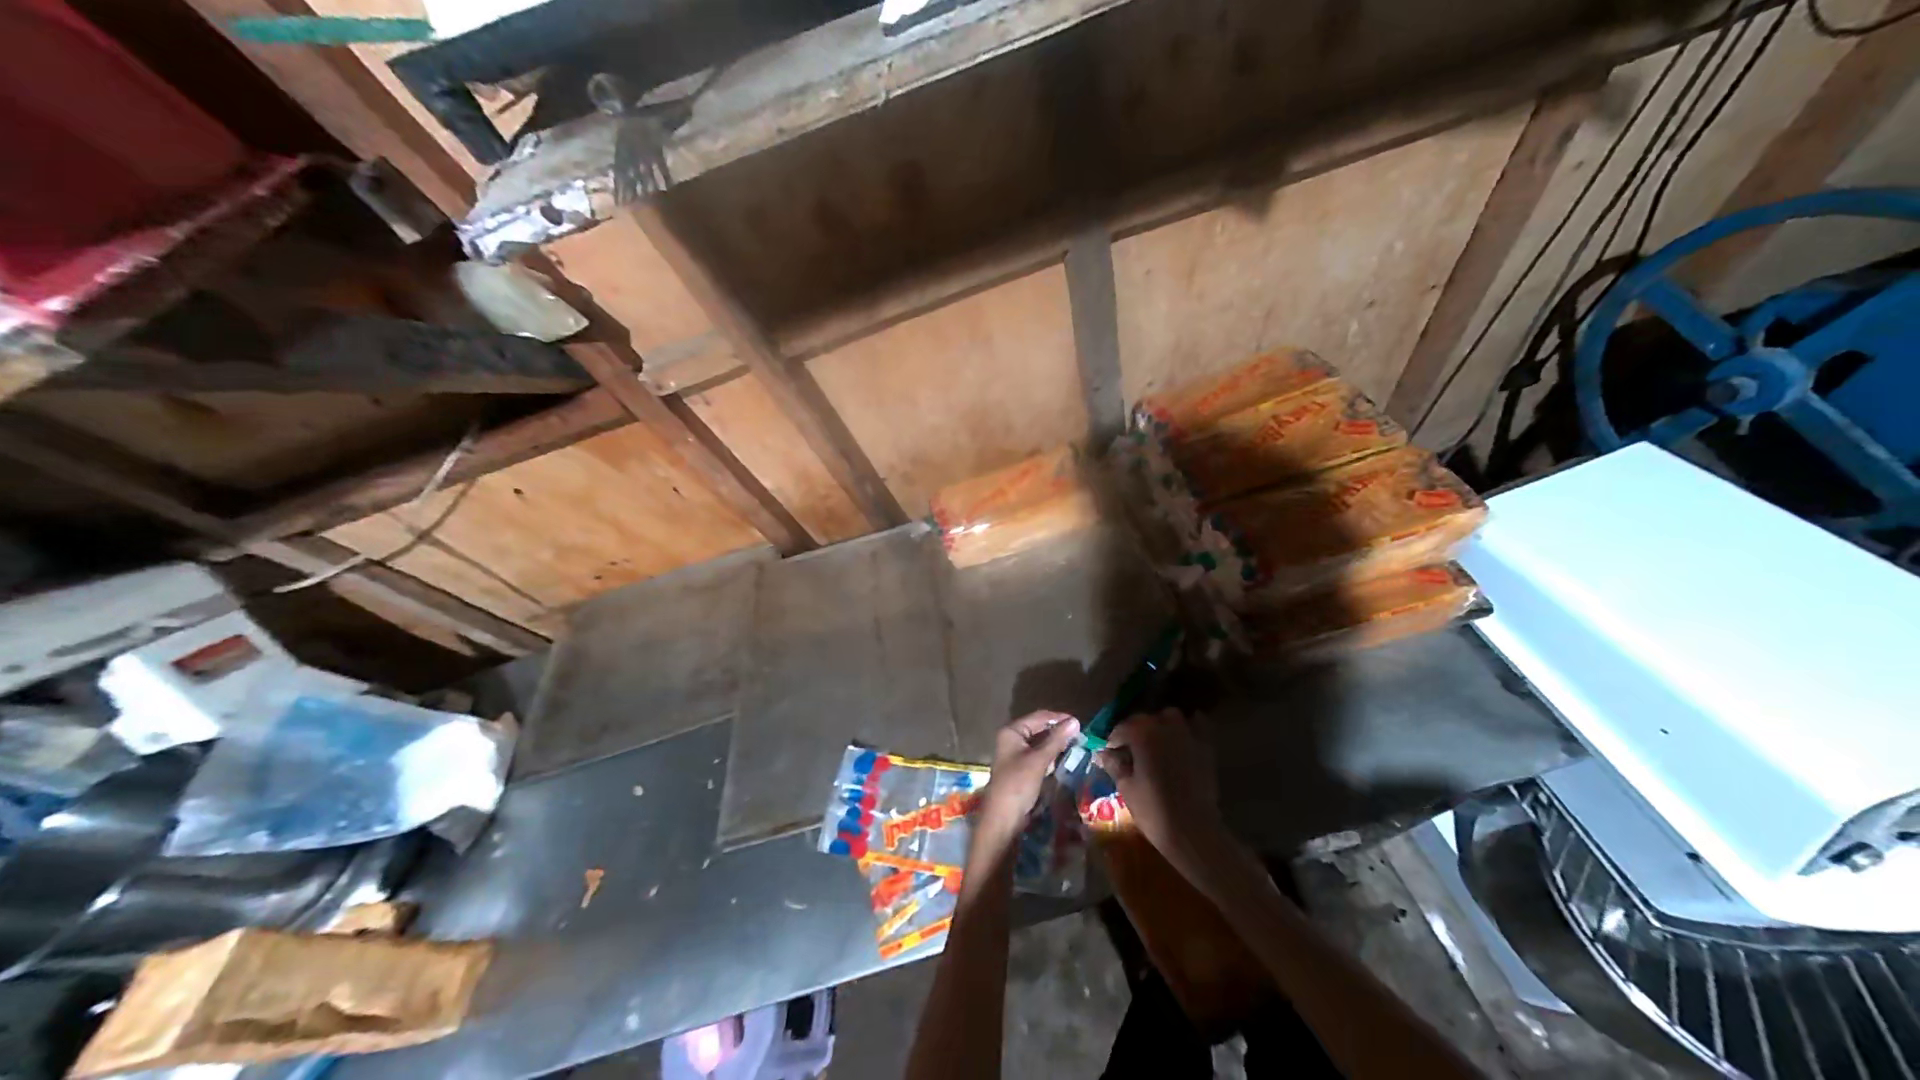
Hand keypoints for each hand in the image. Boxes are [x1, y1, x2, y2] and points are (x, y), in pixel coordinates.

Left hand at [978, 710, 1079, 837]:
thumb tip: (1075, 721)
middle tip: (1081, 735)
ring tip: (1077, 745)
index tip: (1079, 723)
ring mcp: (1016, 754)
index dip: (1058, 718)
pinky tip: (1065, 758)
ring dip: (1057, 744)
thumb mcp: (1039, 760)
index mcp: (1012, 732)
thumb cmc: (1018, 784)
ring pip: (1040, 743)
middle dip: (1059, 732)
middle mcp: (1012, 739)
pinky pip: (1039, 756)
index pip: (1038, 717)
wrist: (1004, 817)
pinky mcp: (1022, 768)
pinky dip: (1052, 755)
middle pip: (1039, 729)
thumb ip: (1057, 740)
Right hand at [1096, 709, 1233, 873]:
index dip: (1114, 740)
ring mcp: (1188, 735)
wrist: (1192, 830)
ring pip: (1171, 717)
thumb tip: (1104, 754)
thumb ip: (1114, 765)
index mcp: (1142, 734)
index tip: (1110, 752)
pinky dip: (1189, 727)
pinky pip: (1197, 726)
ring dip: (1161, 725)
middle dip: (1136, 731)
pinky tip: (1182, 739)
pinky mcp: (1205, 747)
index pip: (1122, 728)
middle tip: (1131, 750)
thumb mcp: (1126, 787)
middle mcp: (1165, 726)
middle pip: (1145, 720)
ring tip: (1156, 743)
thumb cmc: (1153, 809)